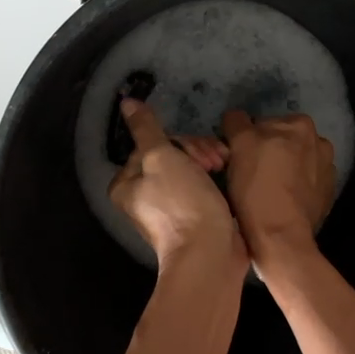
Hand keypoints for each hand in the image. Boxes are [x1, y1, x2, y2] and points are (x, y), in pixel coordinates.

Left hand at [108, 99, 244, 273]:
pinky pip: (204, 182)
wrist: (210, 253)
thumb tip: (125, 100)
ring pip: (192, 165)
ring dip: (210, 159)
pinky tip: (228, 174)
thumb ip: (146, 127)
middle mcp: (145, 194)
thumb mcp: (160, 156)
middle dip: (198, 151)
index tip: (198, 152)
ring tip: (225, 168)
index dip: (180, 141)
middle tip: (214, 162)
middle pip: (174, 153)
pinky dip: (216, 176)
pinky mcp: (195, 214)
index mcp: (128, 182)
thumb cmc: (181, 203)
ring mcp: (171, 206)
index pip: (154, 143)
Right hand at [220, 110, 335, 269]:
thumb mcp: (239, 145)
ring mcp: (328, 170)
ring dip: (283, 169)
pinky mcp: (328, 195)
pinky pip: (305, 183)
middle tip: (250, 175)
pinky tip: (282, 201)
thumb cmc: (257, 187)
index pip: (264, 123)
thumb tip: (237, 117)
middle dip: (268, 153)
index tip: (241, 160)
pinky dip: (295, 187)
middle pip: (282, 142)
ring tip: (266, 191)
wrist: (281, 237)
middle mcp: (320, 141)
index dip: (248, 141)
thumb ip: (238, 122)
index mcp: (301, 124)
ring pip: (294, 162)